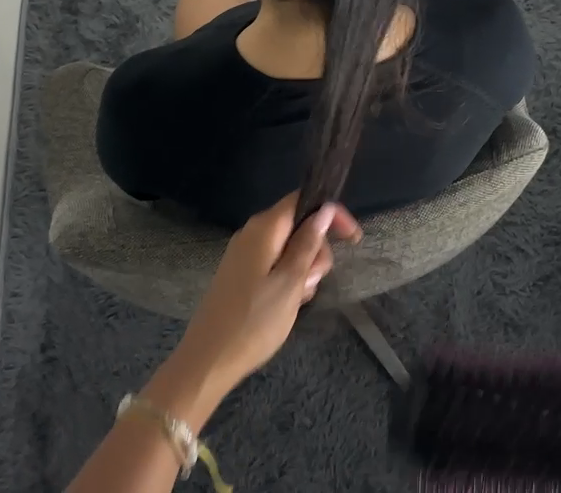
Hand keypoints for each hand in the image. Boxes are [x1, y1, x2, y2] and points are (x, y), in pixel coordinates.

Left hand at [174, 193, 362, 395]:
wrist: (209, 360)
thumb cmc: (255, 321)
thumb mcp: (290, 282)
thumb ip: (308, 243)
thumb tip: (325, 208)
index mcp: (264, 228)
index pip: (303, 200)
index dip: (330, 214)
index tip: (351, 239)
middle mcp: (253, 232)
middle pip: (299, 225)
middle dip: (315, 251)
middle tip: (312, 282)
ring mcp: (245, 254)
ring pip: (289, 248)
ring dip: (303, 270)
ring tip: (298, 299)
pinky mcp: (241, 274)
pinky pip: (275, 265)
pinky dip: (288, 279)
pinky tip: (287, 304)